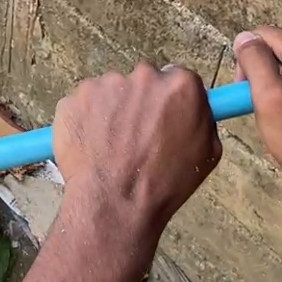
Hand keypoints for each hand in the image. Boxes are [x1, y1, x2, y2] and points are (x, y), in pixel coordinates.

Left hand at [52, 64, 220, 235]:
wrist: (114, 205)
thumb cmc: (163, 186)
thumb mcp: (206, 154)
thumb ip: (201, 118)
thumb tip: (194, 106)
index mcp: (180, 85)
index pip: (177, 78)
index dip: (169, 101)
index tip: (162, 117)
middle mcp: (143, 76)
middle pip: (143, 82)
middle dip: (140, 104)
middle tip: (137, 138)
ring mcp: (105, 84)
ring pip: (111, 92)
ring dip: (112, 112)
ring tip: (113, 149)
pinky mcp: (76, 96)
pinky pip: (84, 105)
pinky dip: (86, 121)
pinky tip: (92, 148)